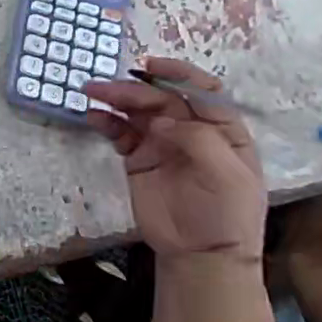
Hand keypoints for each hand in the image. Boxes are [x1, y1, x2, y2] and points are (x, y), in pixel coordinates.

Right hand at [81, 58, 266, 261]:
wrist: (201, 256)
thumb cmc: (226, 214)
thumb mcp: (229, 176)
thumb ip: (198, 140)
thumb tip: (160, 121)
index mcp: (222, 129)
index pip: (202, 90)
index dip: (178, 73)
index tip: (150, 66)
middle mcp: (190, 129)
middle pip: (162, 97)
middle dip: (134, 89)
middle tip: (105, 88)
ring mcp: (162, 142)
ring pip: (137, 110)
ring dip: (115, 98)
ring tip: (91, 93)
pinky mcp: (138, 157)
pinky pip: (120, 131)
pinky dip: (106, 121)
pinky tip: (93, 116)